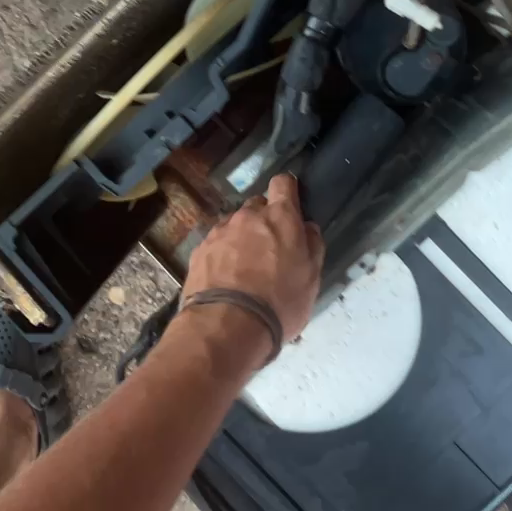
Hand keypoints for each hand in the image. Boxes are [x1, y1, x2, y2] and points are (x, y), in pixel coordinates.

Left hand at [182, 174, 324, 340]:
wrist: (226, 326)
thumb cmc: (279, 302)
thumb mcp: (311, 279)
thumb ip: (312, 245)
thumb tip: (307, 227)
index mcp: (280, 217)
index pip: (283, 183)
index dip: (287, 191)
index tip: (290, 204)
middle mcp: (248, 216)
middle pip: (257, 206)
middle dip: (264, 220)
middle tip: (270, 248)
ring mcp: (220, 231)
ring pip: (234, 225)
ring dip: (241, 238)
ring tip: (244, 269)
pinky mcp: (199, 249)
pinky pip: (216, 244)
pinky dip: (222, 254)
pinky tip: (225, 279)